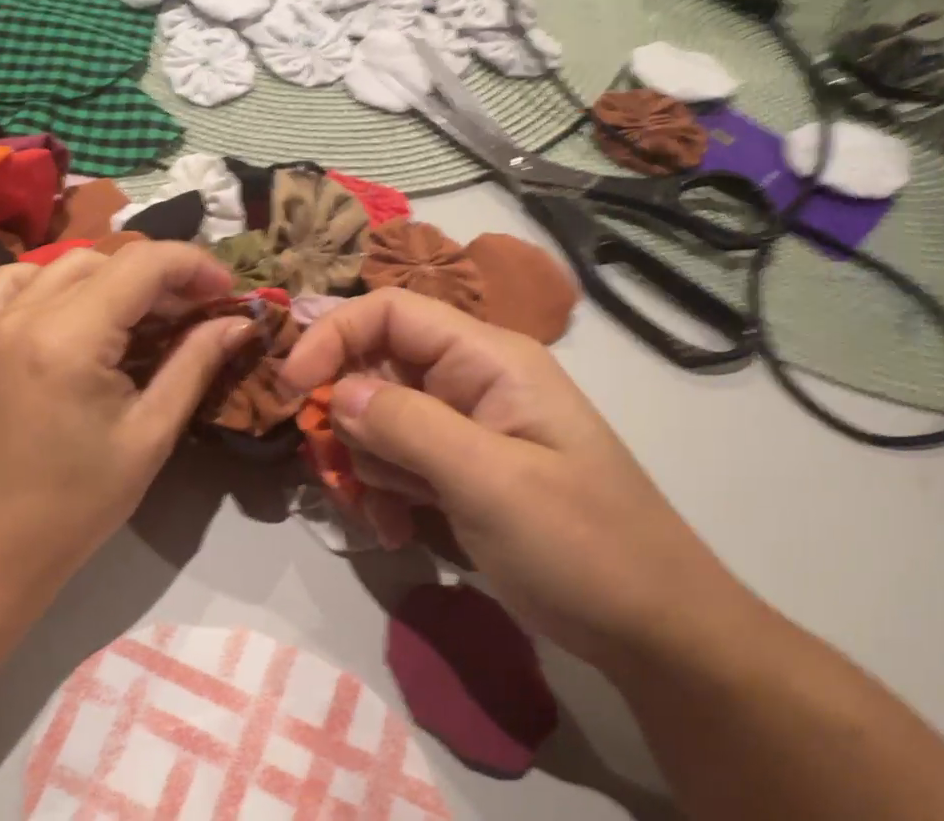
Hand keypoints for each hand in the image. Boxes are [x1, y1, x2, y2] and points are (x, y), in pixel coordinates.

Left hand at [0, 242, 253, 587]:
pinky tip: (83, 309)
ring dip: (116, 275)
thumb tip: (238, 322)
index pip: (143, 264)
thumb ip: (194, 364)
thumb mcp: (150, 434)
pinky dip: (58, 280)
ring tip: (149, 313)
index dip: (194, 266)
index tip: (229, 292)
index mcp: (70, 337)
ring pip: (68, 262)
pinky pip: (21, 280)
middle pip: (109, 258)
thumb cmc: (80, 500)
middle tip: (199, 312)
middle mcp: (28, 313)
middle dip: (163, 275)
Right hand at [280, 288, 758, 668]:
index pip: (388, 311)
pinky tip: (396, 532)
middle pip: (372, 365)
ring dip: (362, 464)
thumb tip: (336, 392)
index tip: (291, 389)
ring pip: (373, 418)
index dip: (332, 336)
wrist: (652, 632)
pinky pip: (392, 461)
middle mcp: (469, 382)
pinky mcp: (457, 472)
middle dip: (344, 416)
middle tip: (338, 471)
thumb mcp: (490, 482)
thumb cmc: (583, 546)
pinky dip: (381, 492)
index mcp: (487, 359)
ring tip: (382, 516)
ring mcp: (463, 429)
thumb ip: (406, 425)